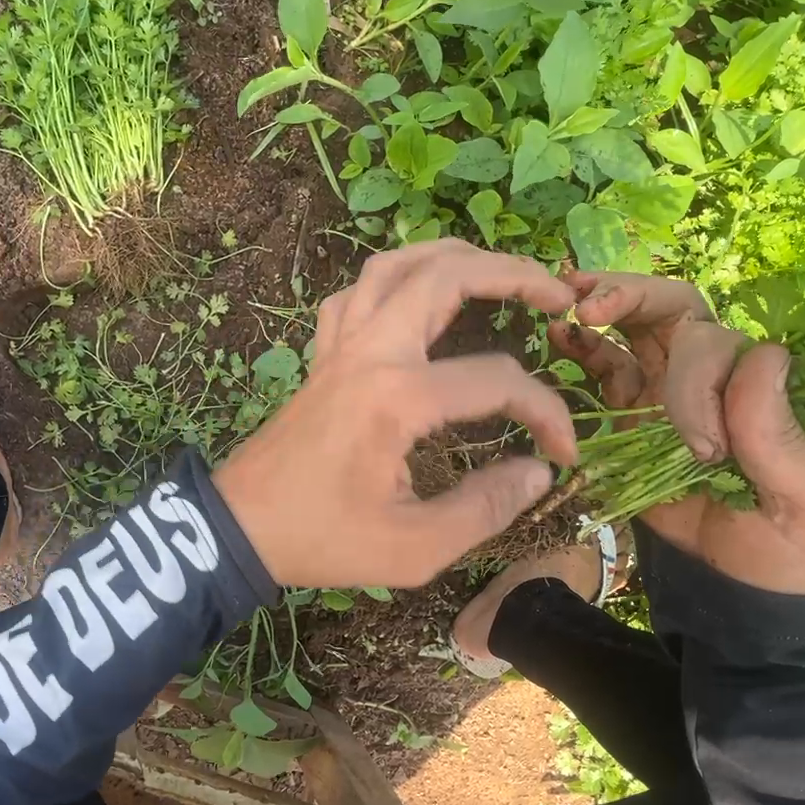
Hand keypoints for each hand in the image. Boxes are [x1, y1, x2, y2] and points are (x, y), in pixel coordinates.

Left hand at [213, 240, 579, 588]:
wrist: (240, 527)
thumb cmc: (322, 540)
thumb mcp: (413, 547)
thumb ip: (485, 508)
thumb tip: (538, 471)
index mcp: (397, 398)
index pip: (497, 382)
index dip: (546, 414)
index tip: (564, 452)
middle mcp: (370, 352)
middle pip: (447, 275)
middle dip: (514, 273)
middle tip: (559, 294)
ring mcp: (339, 345)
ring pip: (396, 265)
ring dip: (452, 257)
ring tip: (496, 271)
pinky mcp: (322, 354)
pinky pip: (356, 292)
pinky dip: (394, 279)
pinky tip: (415, 297)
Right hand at [553, 272, 804, 594]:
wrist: (742, 591)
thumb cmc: (792, 551)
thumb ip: (781, 437)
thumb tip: (765, 354)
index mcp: (760, 390)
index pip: (718, 347)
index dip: (696, 384)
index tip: (698, 449)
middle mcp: (714, 378)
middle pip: (673, 309)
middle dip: (632, 297)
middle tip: (591, 306)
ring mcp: (666, 391)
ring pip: (635, 326)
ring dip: (602, 307)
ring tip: (568, 309)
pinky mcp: (630, 413)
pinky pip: (604, 367)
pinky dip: (581, 348)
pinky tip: (560, 337)